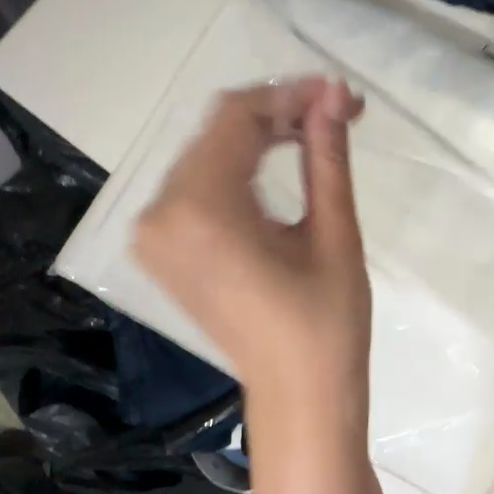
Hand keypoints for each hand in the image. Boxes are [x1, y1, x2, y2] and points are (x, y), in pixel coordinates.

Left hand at [132, 77, 369, 409]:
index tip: (340, 94)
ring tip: (314, 141)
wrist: (301, 399)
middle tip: (337, 116)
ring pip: (205, 160)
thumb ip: (328, 163)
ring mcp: (153, 234)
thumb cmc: (329, 329)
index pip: (238, 120)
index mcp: (201, 210)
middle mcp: (159, 212)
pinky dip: (236, 177)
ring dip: (257, 144)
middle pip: (216, 135)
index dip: (289, 97)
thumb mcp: (335, 240)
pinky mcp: (161, 252)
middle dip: (276, 118)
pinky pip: (195, 191)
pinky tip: (275, 176)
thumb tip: (335, 98)